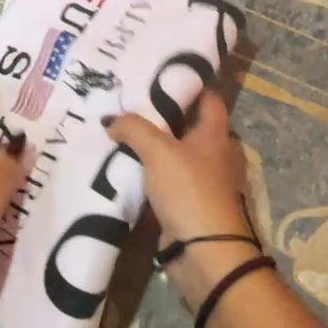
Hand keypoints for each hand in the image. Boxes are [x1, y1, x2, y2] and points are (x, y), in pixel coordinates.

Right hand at [104, 91, 257, 305]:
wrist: (207, 255)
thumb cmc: (190, 191)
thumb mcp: (158, 152)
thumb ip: (133, 129)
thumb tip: (111, 120)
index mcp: (216, 133)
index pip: (208, 97)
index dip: (188, 82)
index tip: (159, 73)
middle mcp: (215, 153)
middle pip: (189, 124)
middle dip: (163, 114)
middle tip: (131, 101)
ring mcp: (205, 181)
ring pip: (177, 154)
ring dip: (155, 146)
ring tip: (122, 131)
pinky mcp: (191, 205)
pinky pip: (169, 180)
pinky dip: (152, 174)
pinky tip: (127, 167)